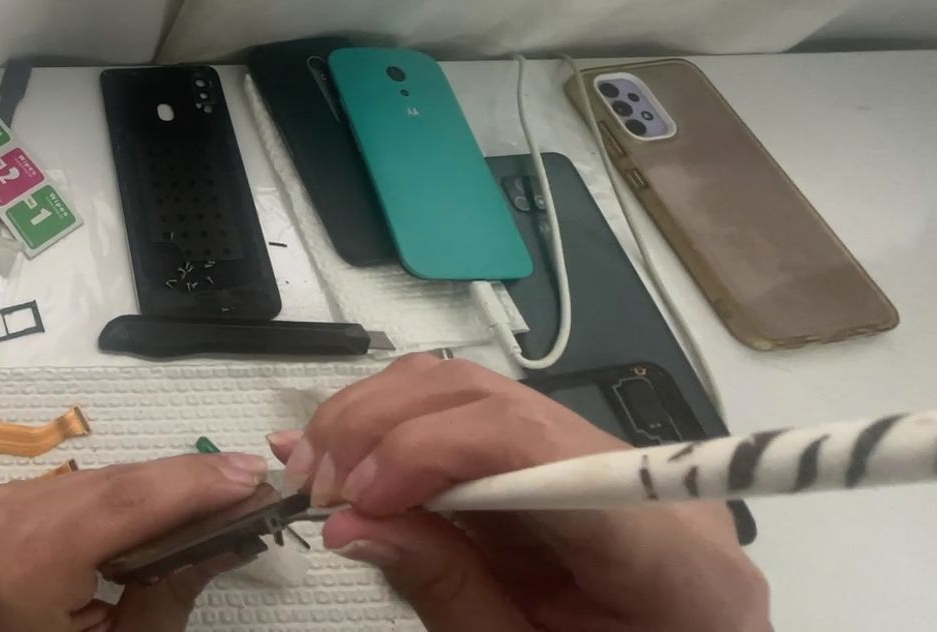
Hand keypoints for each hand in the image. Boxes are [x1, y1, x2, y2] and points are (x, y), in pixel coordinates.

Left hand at [0, 452, 266, 631]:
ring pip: (98, 479)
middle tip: (251, 477)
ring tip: (221, 488)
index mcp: (27, 563)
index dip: (189, 484)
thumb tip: (236, 536)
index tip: (250, 473)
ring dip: (160, 484)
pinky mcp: (4, 500)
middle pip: (112, 485)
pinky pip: (76, 487)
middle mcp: (7, 517)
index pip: (121, 503)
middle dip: (186, 480)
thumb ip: (172, 590)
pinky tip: (167, 497)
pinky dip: (124, 493)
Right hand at [273, 354, 769, 631]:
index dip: (425, 448)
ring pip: (448, 385)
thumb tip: (344, 524)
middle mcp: (622, 472)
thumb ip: (446, 590)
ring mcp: (577, 450)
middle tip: (315, 484)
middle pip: (476, 395)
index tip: (357, 498)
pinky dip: (376, 426)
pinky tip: (333, 455)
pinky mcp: (532, 452)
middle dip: (375, 427)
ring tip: (315, 473)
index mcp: (661, 546)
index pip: (527, 441)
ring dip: (364, 419)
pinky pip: (444, 409)